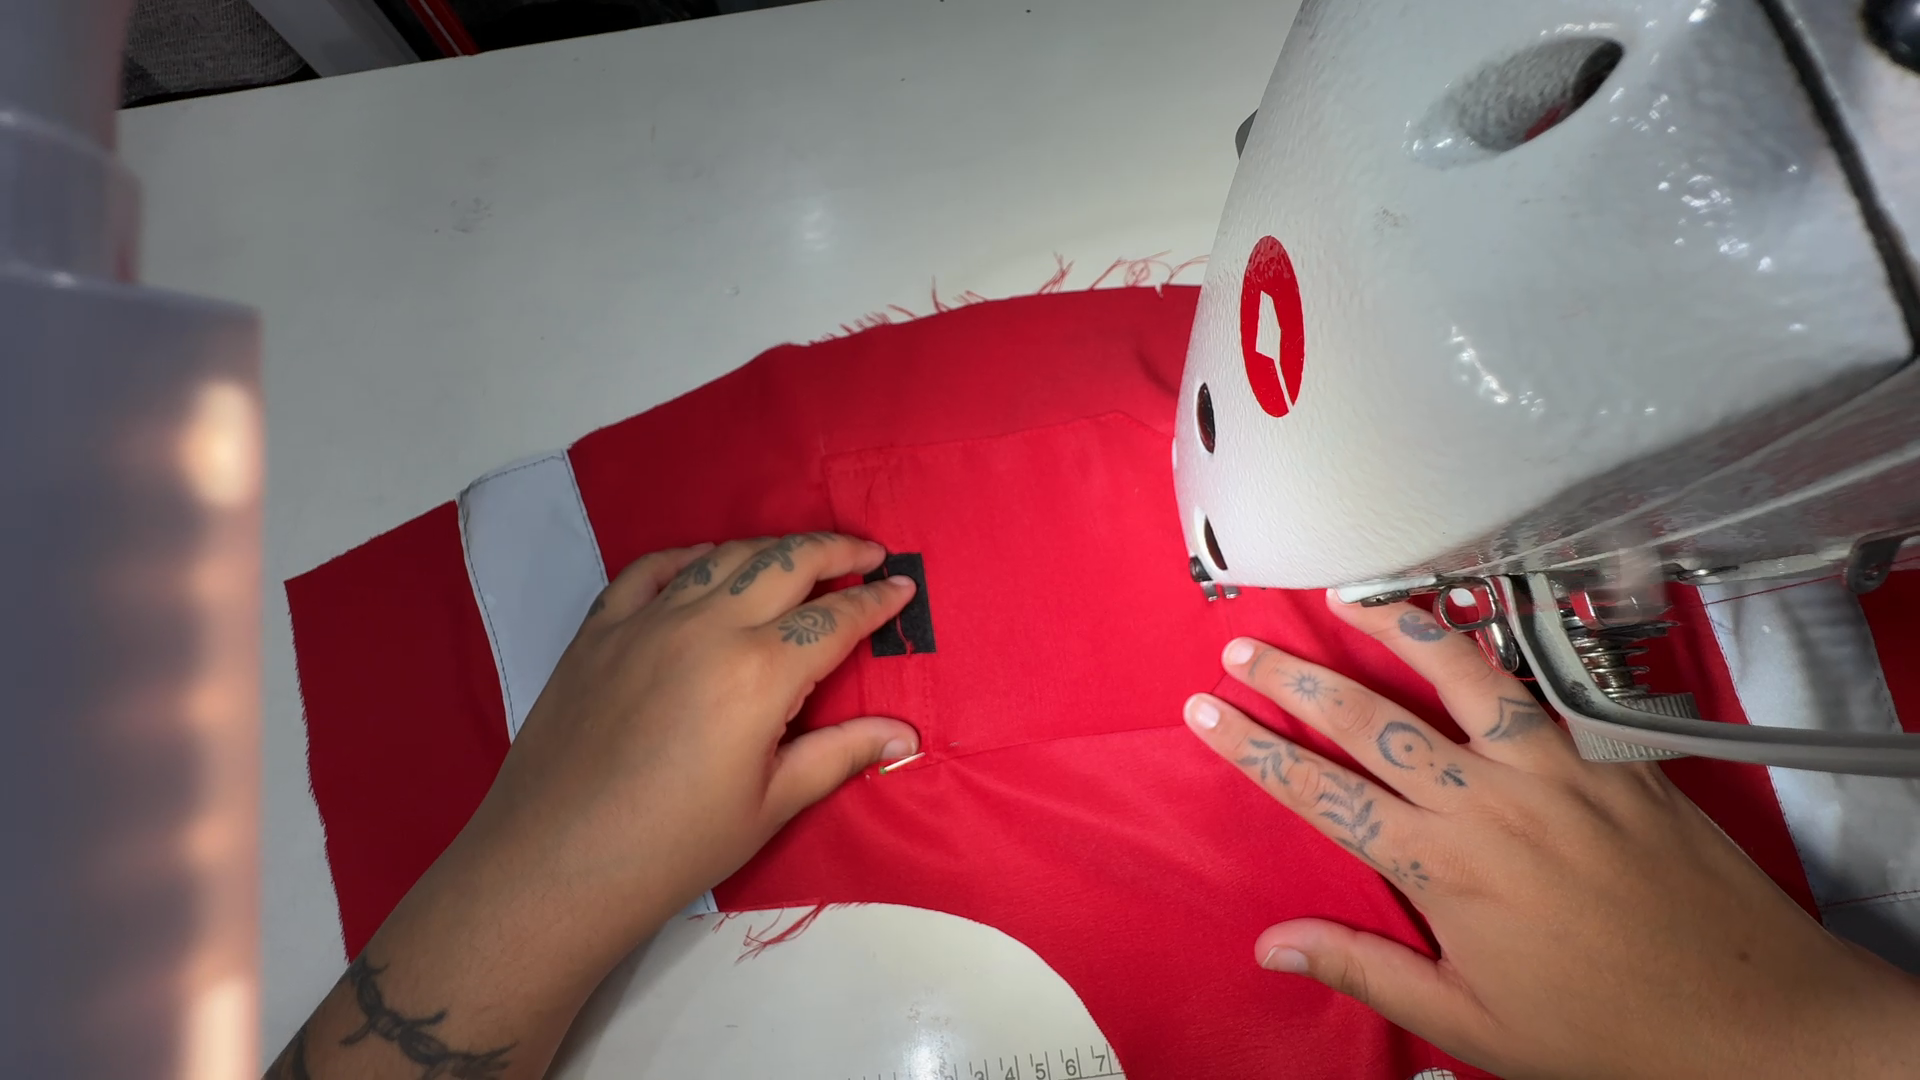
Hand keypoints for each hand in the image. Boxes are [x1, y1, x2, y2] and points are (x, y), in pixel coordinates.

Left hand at [269, 534, 918, 1079]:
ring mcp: (647, 621)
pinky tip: (710, 563)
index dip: (876, 601)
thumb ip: (842, 753)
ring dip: (776, 548)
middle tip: (870, 551)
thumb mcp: (771, 804)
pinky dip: (691, 556)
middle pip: (787, 563)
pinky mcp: (600, 629)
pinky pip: (650, 568)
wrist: (548, 870)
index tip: (904, 587)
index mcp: (758, 672)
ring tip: (806, 556)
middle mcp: (707, 627)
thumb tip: (908, 736)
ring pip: (726, 556)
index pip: (835, 619)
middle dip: (838, 549)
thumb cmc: (673, 847)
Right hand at [1183, 593, 1919, 1079]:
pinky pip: (1534, 687)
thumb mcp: (1471, 1023)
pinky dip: (1485, 650)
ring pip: (1454, 678)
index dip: (1252, 748)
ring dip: (1388, 631)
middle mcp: (1485, 803)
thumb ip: (1364, 967)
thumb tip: (1270, 946)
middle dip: (1292, 680)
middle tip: (1243, 648)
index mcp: (1443, 867)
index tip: (1205, 712)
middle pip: (1365, 722)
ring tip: (1341, 596)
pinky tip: (1450, 626)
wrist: (1774, 1034)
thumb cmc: (1608, 1033)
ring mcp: (1550, 770)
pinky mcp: (1607, 757)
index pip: (1318, 792)